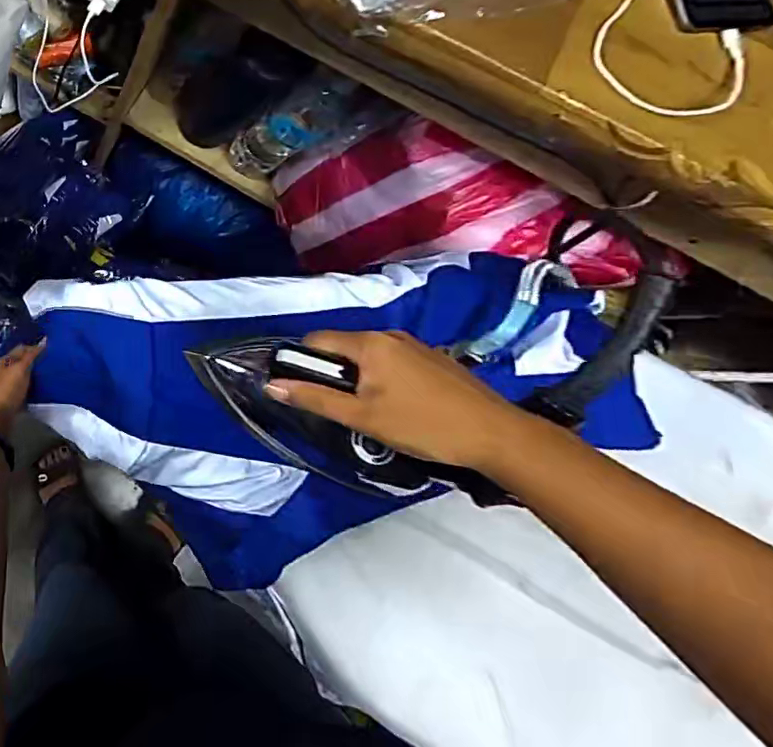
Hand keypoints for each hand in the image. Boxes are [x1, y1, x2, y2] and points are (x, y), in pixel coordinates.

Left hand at [0, 341, 46, 429]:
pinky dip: (35, 390)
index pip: (22, 348)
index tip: (53, 349)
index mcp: (6, 360)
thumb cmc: (8, 389)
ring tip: (54, 375)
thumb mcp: (20, 369)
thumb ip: (31, 355)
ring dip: (37, 376)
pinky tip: (46, 391)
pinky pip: (27, 391)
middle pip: (24, 363)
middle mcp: (6, 371)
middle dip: (38, 362)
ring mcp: (9, 386)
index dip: (36, 347)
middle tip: (56, 363)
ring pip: (26, 377)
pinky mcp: (13, 400)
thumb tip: (43, 340)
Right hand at [266, 330, 538, 470]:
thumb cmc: (424, 425)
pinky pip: (392, 360)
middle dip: (334, 373)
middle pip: (342, 347)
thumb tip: (272, 385)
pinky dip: (385, 377)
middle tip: (345, 407)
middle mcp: (389, 334)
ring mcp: (415, 344)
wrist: (501, 437)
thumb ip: (315, 399)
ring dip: (360, 376)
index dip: (303, 363)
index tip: (308, 390)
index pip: (316, 341)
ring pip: (368, 355)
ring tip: (373, 410)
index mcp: (368, 343)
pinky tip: (402, 405)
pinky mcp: (435, 358)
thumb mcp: (363, 417)